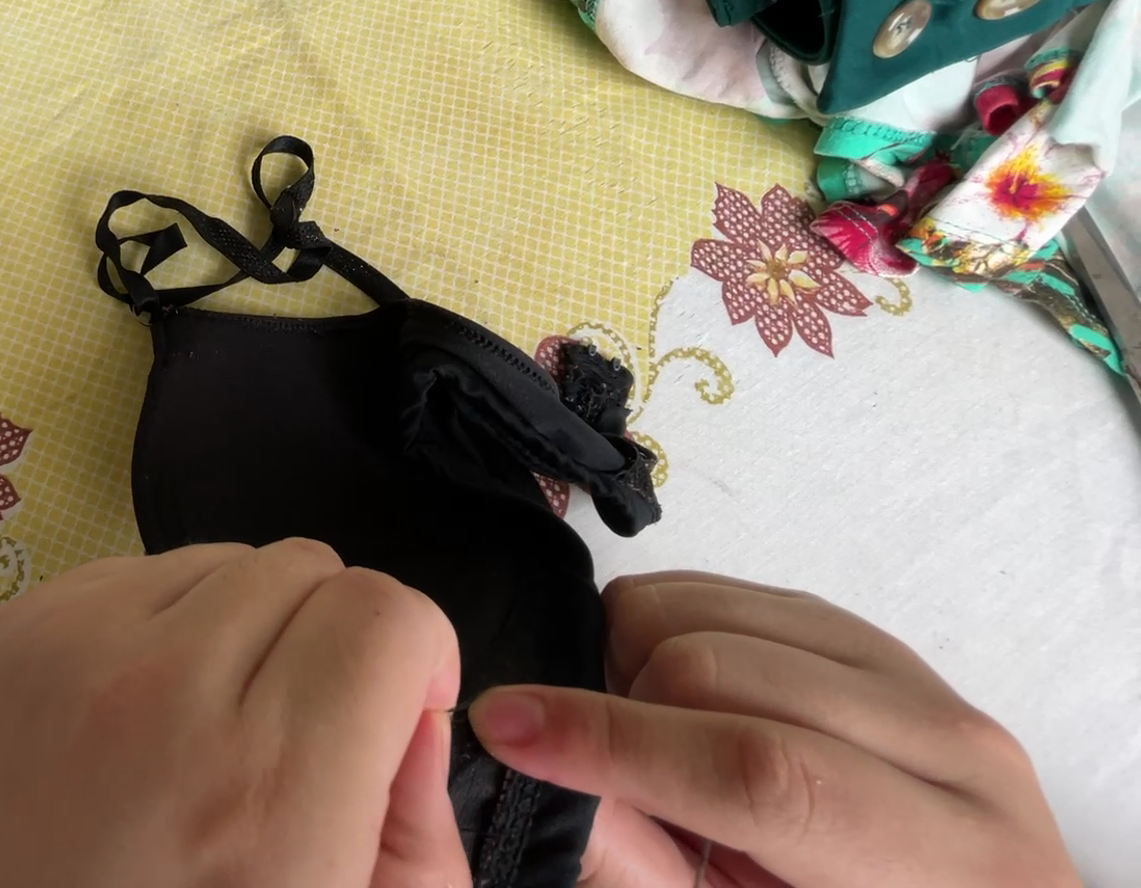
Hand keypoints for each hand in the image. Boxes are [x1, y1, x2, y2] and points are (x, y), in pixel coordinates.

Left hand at [0, 539, 469, 887]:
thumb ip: (416, 836)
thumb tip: (412, 716)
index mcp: (264, 790)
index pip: (385, 612)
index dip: (414, 653)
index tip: (394, 705)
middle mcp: (164, 690)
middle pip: (307, 566)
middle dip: (326, 635)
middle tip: (293, 720)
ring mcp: (73, 639)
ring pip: (224, 557)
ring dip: (240, 621)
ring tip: (202, 716)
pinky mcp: (14, 622)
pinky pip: (138, 571)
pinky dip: (162, 620)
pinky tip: (132, 704)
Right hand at [468, 572, 1079, 886]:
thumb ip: (627, 859)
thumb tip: (519, 758)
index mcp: (947, 864)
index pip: (758, 771)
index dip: (613, 742)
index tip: (499, 726)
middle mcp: (948, 745)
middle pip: (708, 668)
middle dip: (621, 709)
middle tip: (620, 770)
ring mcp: (895, 664)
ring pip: (689, 608)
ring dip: (628, 664)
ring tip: (656, 734)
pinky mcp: (839, 621)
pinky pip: (693, 586)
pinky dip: (645, 630)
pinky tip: (676, 696)